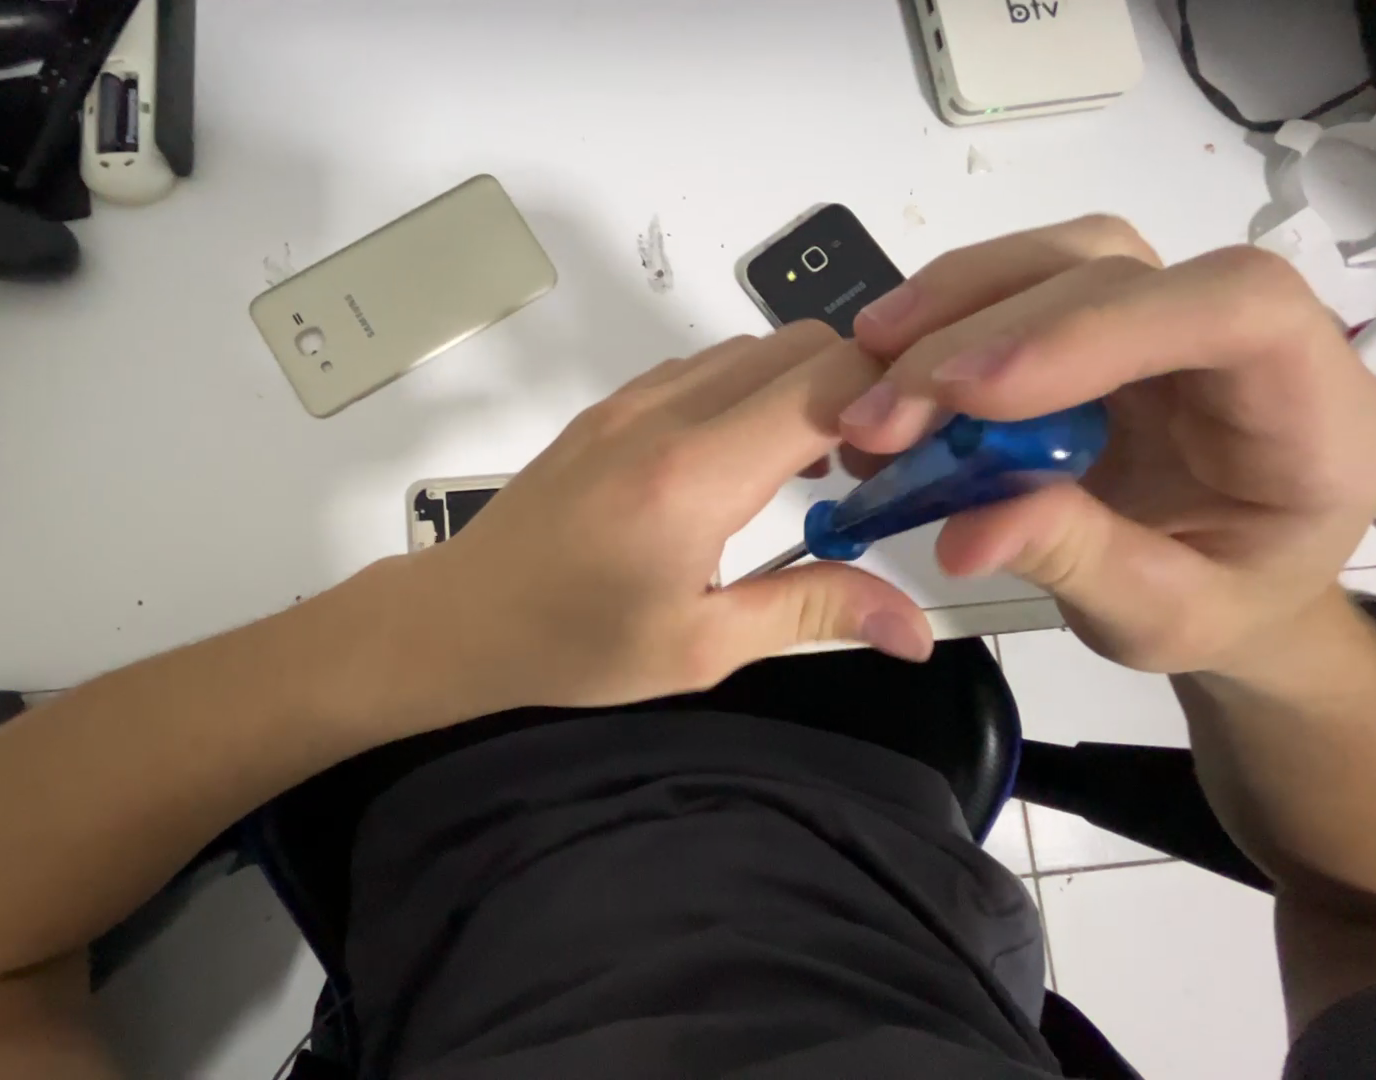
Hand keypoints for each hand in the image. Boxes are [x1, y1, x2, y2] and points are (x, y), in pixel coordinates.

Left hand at [420, 322, 933, 711]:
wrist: (463, 618)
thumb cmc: (572, 644)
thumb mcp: (700, 646)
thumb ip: (811, 612)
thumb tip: (912, 622)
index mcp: (692, 474)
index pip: (827, 383)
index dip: (890, 406)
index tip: (907, 464)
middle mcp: (661, 414)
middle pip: (796, 345)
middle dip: (855, 391)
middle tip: (868, 472)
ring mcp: (627, 403)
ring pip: (746, 351)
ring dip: (796, 391)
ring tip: (807, 474)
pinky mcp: (605, 411)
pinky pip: (698, 371)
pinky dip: (743, 395)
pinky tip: (738, 465)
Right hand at [836, 216, 1375, 674]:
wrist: (1225, 593)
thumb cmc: (1217, 609)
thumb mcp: (1158, 619)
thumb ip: (1077, 563)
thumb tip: (964, 535)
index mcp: (1313, 418)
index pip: (1233, 312)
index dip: (1090, 330)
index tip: (963, 394)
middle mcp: (1248, 342)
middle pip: (1117, 268)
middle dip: (977, 334)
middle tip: (873, 415)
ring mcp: (1166, 324)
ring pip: (1064, 256)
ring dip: (952, 301)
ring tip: (866, 361)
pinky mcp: (1099, 329)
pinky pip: (1022, 285)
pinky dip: (946, 315)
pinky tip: (886, 361)